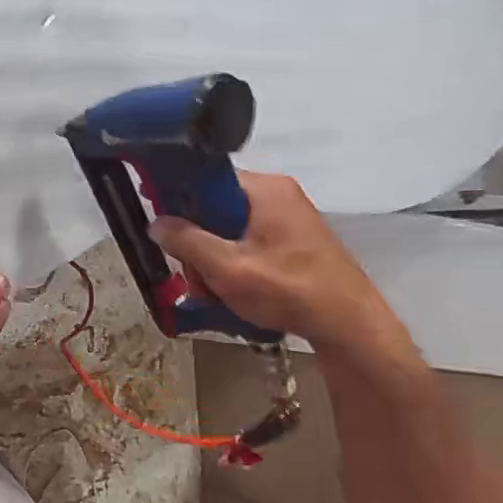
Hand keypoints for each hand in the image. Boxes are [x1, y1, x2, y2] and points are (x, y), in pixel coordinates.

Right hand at [147, 170, 398, 350]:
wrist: (349, 326)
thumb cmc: (288, 290)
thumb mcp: (226, 268)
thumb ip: (186, 241)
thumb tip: (155, 222)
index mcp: (264, 189)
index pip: (206, 176)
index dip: (175, 193)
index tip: (153, 210)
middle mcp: (276, 194)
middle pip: (214, 206)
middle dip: (196, 241)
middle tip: (193, 274)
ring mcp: (287, 217)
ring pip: (227, 227)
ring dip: (212, 258)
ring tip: (214, 290)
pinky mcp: (292, 239)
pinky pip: (246, 240)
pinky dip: (232, 262)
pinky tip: (231, 288)